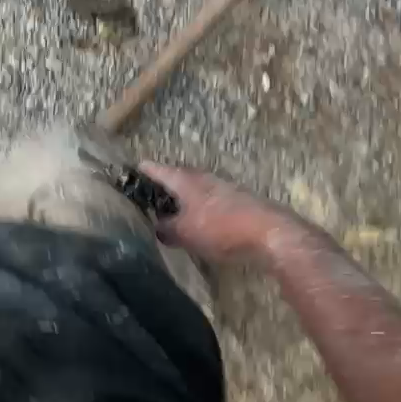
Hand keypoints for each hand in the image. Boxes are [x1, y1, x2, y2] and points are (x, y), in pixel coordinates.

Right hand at [137, 162, 314, 263]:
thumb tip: (158, 227)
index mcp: (183, 179)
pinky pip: (213, 199)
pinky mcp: (242, 200)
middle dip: (162, 186)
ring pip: (196, 187)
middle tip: (150, 200)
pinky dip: (204, 207)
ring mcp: (224, 186)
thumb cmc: (221, 229)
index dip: (138, 171)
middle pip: (175, 175)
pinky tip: (205, 224)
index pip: (153, 167)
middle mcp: (201, 176)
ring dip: (185, 198)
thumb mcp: (184, 234)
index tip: (127, 176)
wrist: (274, 234)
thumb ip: (165, 229)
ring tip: (176, 214)